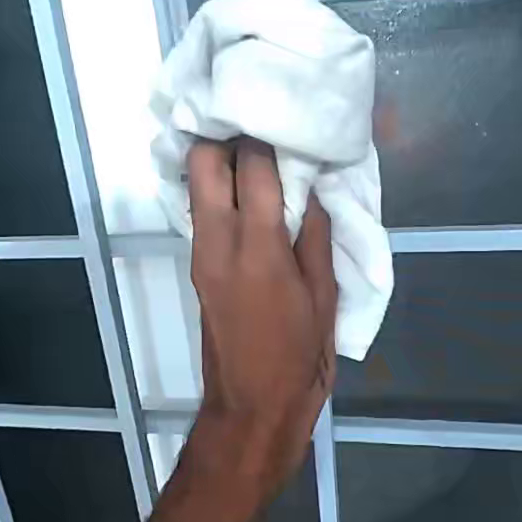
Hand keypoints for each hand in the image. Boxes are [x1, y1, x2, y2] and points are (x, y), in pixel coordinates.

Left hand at [181, 138, 336, 503]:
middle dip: (226, 136)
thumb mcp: (324, 298)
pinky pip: (203, 214)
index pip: (253, 169)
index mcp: (259, 248)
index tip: (282, 114)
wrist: (252, 407)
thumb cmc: (300, 356)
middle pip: (203, 165)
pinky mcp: (198, 269)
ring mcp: (201, 256)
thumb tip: (313, 192)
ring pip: (197, 187)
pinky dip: (220, 192)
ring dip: (219, 162)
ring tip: (256, 152)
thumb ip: (317, 239)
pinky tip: (248, 192)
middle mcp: (219, 242)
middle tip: (260, 126)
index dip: (265, 136)